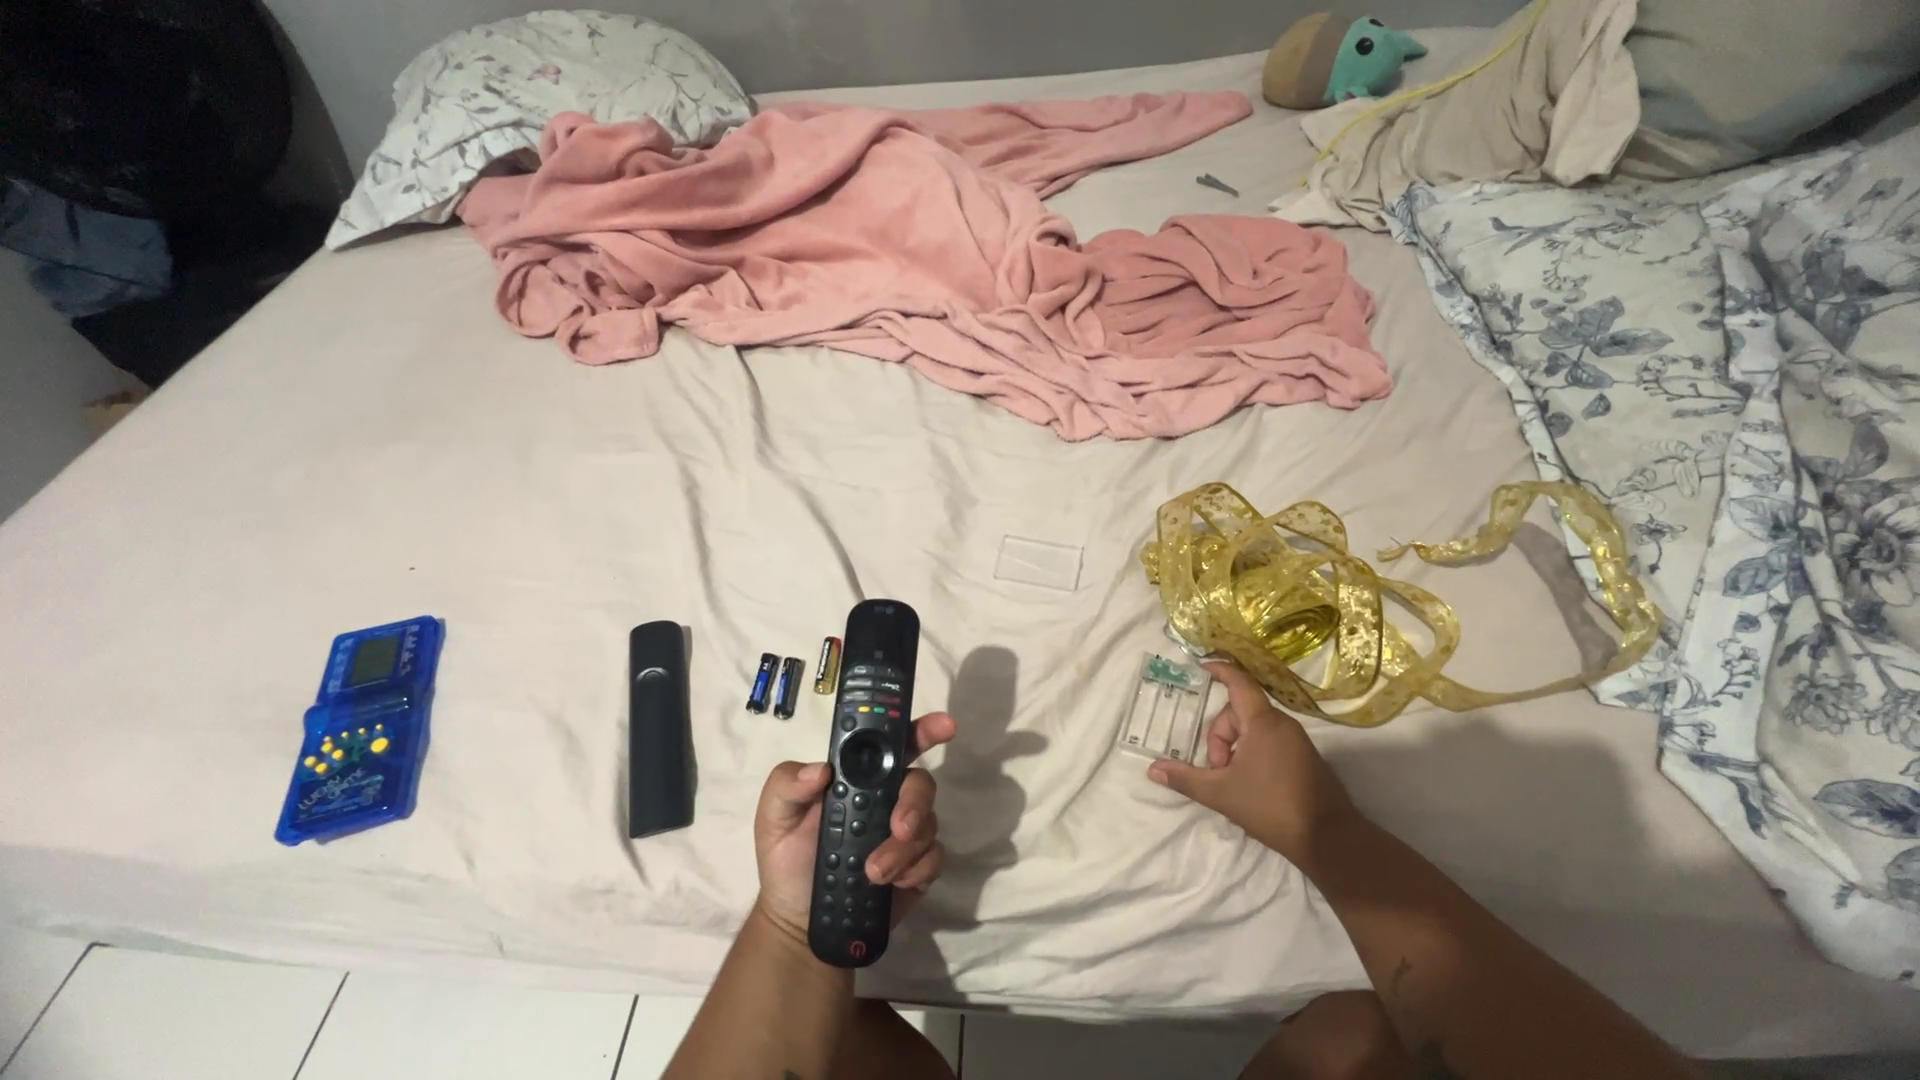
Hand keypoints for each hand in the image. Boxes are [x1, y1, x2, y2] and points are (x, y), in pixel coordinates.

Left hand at [752, 711, 956, 940]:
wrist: (798, 920)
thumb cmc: (786, 859)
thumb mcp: (772, 816)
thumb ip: (786, 784)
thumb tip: (821, 770)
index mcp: (858, 777)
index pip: (892, 743)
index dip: (921, 728)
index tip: (944, 724)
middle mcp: (887, 798)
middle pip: (920, 782)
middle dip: (916, 801)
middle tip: (899, 827)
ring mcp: (905, 832)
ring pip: (929, 823)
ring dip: (904, 848)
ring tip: (874, 873)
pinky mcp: (916, 867)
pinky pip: (934, 858)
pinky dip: (917, 869)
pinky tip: (894, 883)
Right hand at [1147, 661, 1361, 864]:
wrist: (1329, 839)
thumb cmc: (1272, 807)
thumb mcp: (1221, 794)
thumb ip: (1186, 779)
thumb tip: (1153, 770)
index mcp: (1263, 723)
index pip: (1239, 684)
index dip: (1220, 671)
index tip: (1202, 666)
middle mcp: (1283, 725)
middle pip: (1240, 713)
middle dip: (1219, 736)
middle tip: (1215, 770)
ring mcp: (1298, 742)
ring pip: (1254, 731)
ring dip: (1234, 748)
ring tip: (1230, 781)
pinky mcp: (1305, 760)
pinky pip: (1270, 743)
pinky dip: (1251, 755)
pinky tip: (1248, 785)